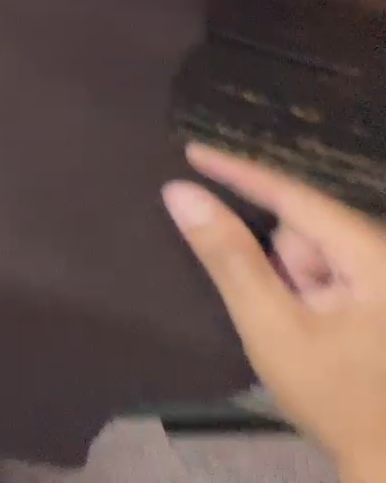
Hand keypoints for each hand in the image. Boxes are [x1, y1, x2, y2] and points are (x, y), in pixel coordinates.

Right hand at [163, 144, 385, 481]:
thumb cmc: (343, 398)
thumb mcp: (272, 325)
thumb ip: (228, 255)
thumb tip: (181, 191)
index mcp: (379, 266)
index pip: (299, 200)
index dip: (242, 172)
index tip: (191, 150)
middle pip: (314, 234)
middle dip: (281, 259)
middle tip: (281, 312)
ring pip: (325, 260)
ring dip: (298, 282)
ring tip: (304, 334)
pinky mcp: (385, 309)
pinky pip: (340, 280)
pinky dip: (314, 295)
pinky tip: (317, 333)